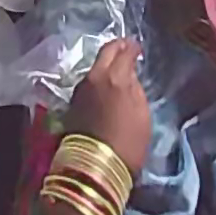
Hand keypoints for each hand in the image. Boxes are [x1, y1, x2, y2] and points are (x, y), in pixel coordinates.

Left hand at [68, 38, 148, 175]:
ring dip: (106, 62)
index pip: (124, 52)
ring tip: (116, 66)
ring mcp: (81, 87)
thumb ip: (136, 89)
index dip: (133, 47)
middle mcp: (95, 76)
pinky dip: (98, 75)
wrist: (94, 168)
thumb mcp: (143, 116)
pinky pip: (89, 79)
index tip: (138, 47)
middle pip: (105, 52)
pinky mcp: (73, 100)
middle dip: (117, 46)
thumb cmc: (127, 144)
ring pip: (95, 65)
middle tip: (126, 47)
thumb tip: (130, 76)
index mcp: (115, 77)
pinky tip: (104, 82)